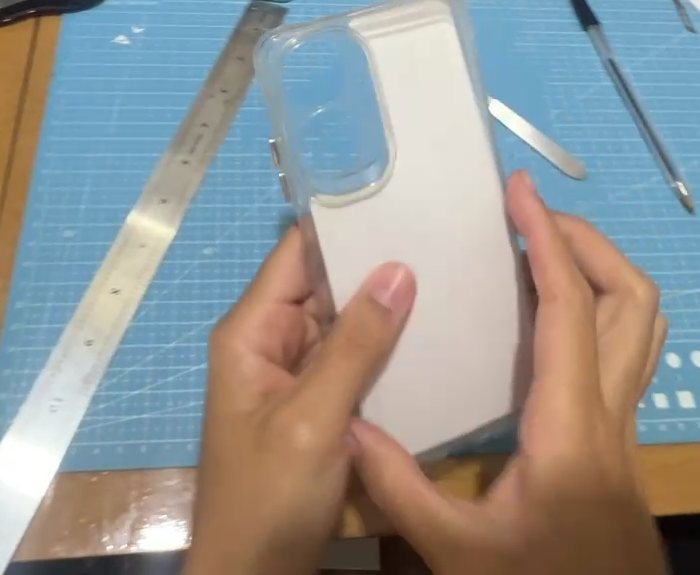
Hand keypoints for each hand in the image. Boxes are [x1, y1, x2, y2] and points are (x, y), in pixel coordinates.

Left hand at [184, 227, 415, 574]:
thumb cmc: (268, 497)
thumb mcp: (312, 418)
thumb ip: (355, 344)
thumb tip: (398, 269)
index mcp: (253, 330)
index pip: (297, 253)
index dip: (342, 225)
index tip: (398, 202)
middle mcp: (273, 341)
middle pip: (325, 285)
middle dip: (375, 265)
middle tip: (439, 239)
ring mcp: (296, 374)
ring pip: (345, 323)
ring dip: (385, 307)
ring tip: (446, 275)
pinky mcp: (319, 404)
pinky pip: (353, 361)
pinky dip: (385, 349)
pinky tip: (431, 336)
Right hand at [351, 171, 668, 574]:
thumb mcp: (459, 555)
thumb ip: (400, 488)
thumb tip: (350, 421)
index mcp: (570, 427)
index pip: (571, 308)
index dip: (548, 239)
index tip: (520, 192)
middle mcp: (612, 413)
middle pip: (631, 298)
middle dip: (586, 240)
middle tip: (528, 215)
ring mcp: (626, 425)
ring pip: (642, 321)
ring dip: (601, 268)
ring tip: (540, 248)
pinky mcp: (622, 438)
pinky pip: (627, 347)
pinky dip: (599, 304)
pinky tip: (546, 313)